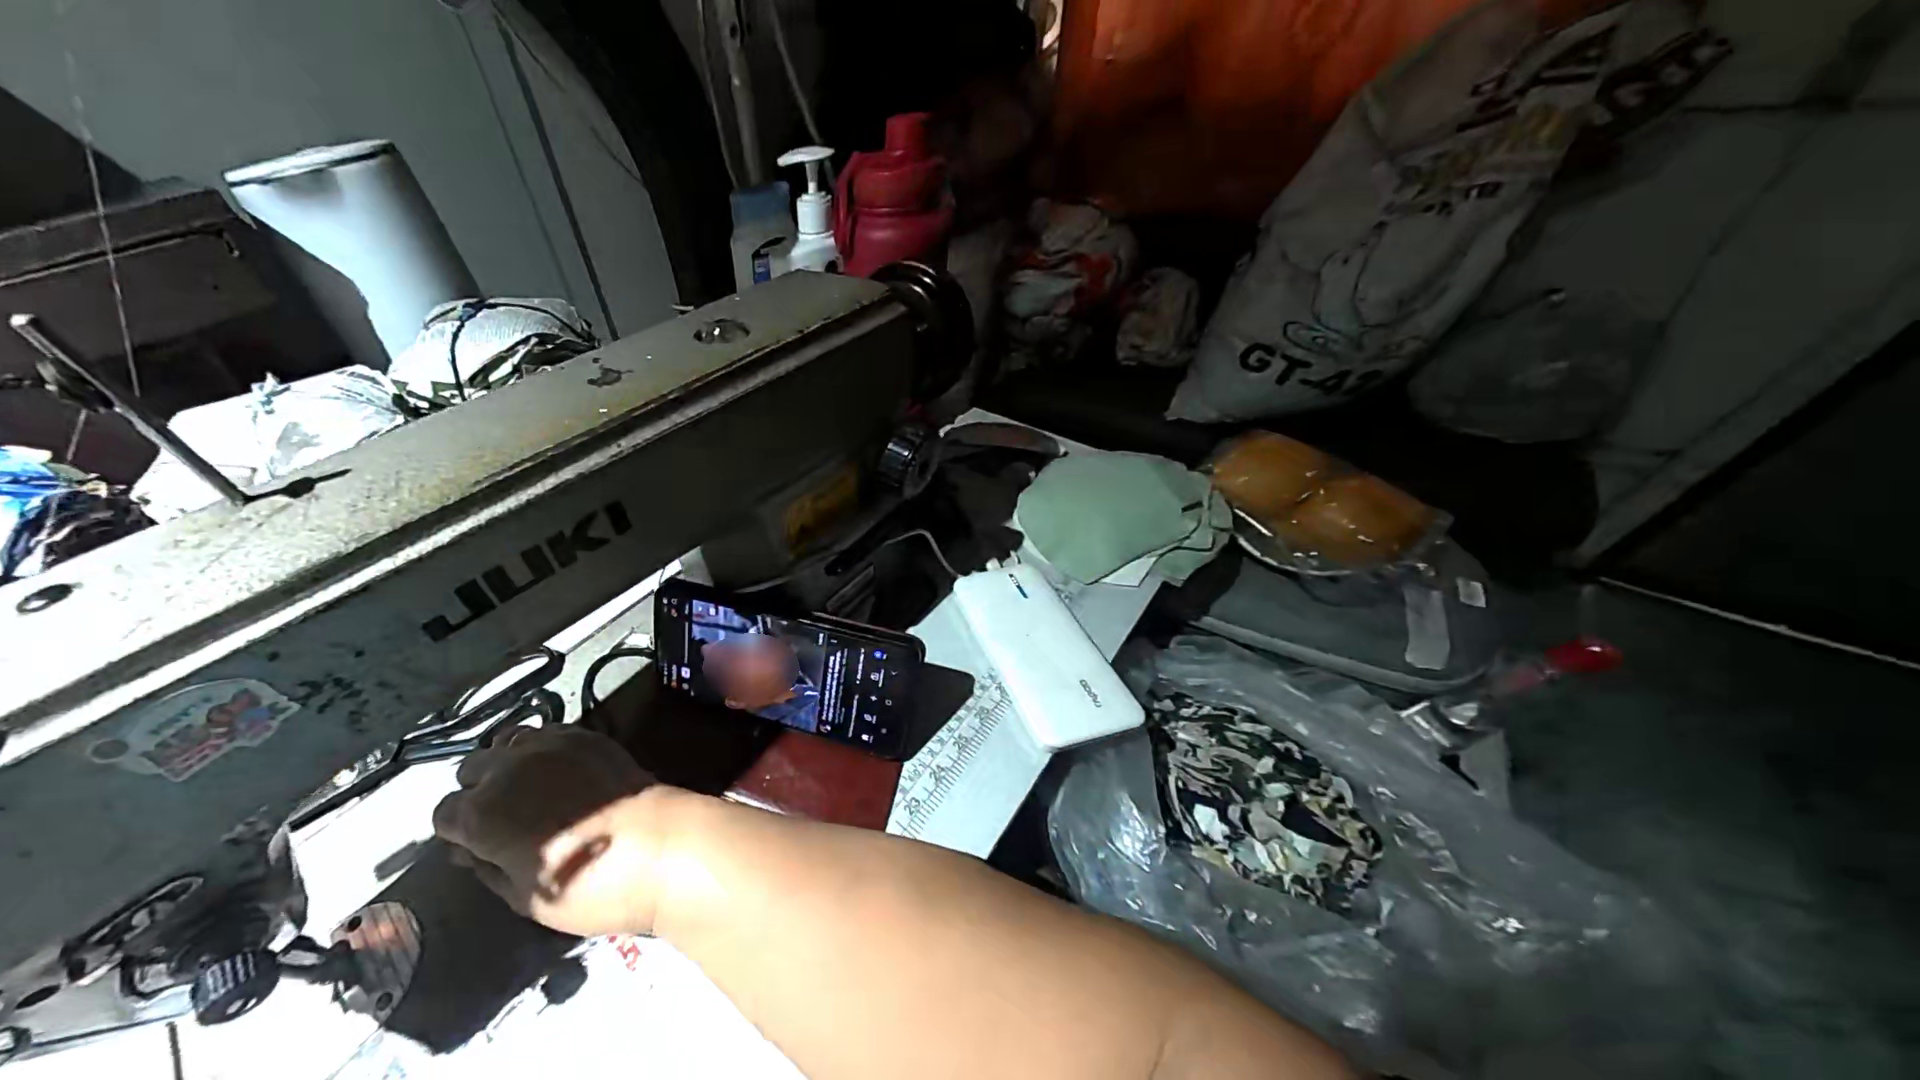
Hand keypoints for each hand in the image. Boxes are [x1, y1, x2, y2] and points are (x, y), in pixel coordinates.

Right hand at [431, 725, 664, 935]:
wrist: (663, 847)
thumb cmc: (590, 886)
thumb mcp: (523, 897)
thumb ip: (487, 867)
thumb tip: (470, 849)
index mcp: (482, 813)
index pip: (444, 813)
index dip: (457, 831)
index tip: (475, 844)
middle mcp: (510, 769)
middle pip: (473, 768)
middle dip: (479, 790)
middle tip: (504, 815)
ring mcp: (553, 745)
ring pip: (509, 741)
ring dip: (509, 761)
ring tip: (529, 787)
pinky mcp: (590, 736)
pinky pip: (550, 732)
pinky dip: (544, 747)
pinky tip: (559, 770)